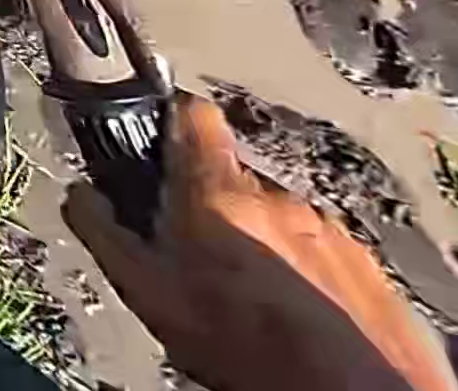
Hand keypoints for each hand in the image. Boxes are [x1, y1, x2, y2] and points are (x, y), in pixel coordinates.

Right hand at [64, 93, 455, 390]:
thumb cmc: (241, 346)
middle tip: (192, 248)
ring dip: (255, 236)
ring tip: (248, 290)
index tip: (155, 139)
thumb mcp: (141, 286)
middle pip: (227, 175)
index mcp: (216, 189)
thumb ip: (98, 226)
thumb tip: (80, 193)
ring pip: (274, 215)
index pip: (192, 112)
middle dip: (207, 200)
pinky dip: (301, 270)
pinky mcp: (377, 273)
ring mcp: (334, 234)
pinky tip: (293, 313)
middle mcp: (277, 197)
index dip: (170, 116)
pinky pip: (321, 253)